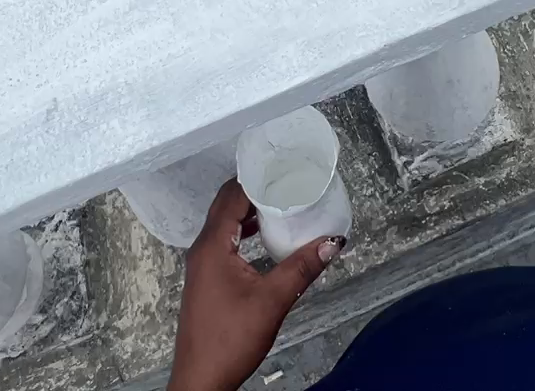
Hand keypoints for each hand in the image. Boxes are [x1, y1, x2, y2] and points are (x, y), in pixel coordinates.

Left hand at [166, 179, 342, 390]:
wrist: (201, 383)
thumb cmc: (231, 339)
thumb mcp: (272, 301)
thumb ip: (302, 268)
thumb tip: (333, 242)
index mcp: (213, 244)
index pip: (233, 195)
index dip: (256, 177)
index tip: (282, 166)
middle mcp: (203, 247)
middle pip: (226, 203)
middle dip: (254, 188)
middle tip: (284, 177)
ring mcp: (202, 262)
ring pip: (224, 220)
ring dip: (248, 208)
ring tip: (279, 200)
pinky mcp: (206, 277)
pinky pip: (224, 237)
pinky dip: (243, 227)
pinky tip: (265, 234)